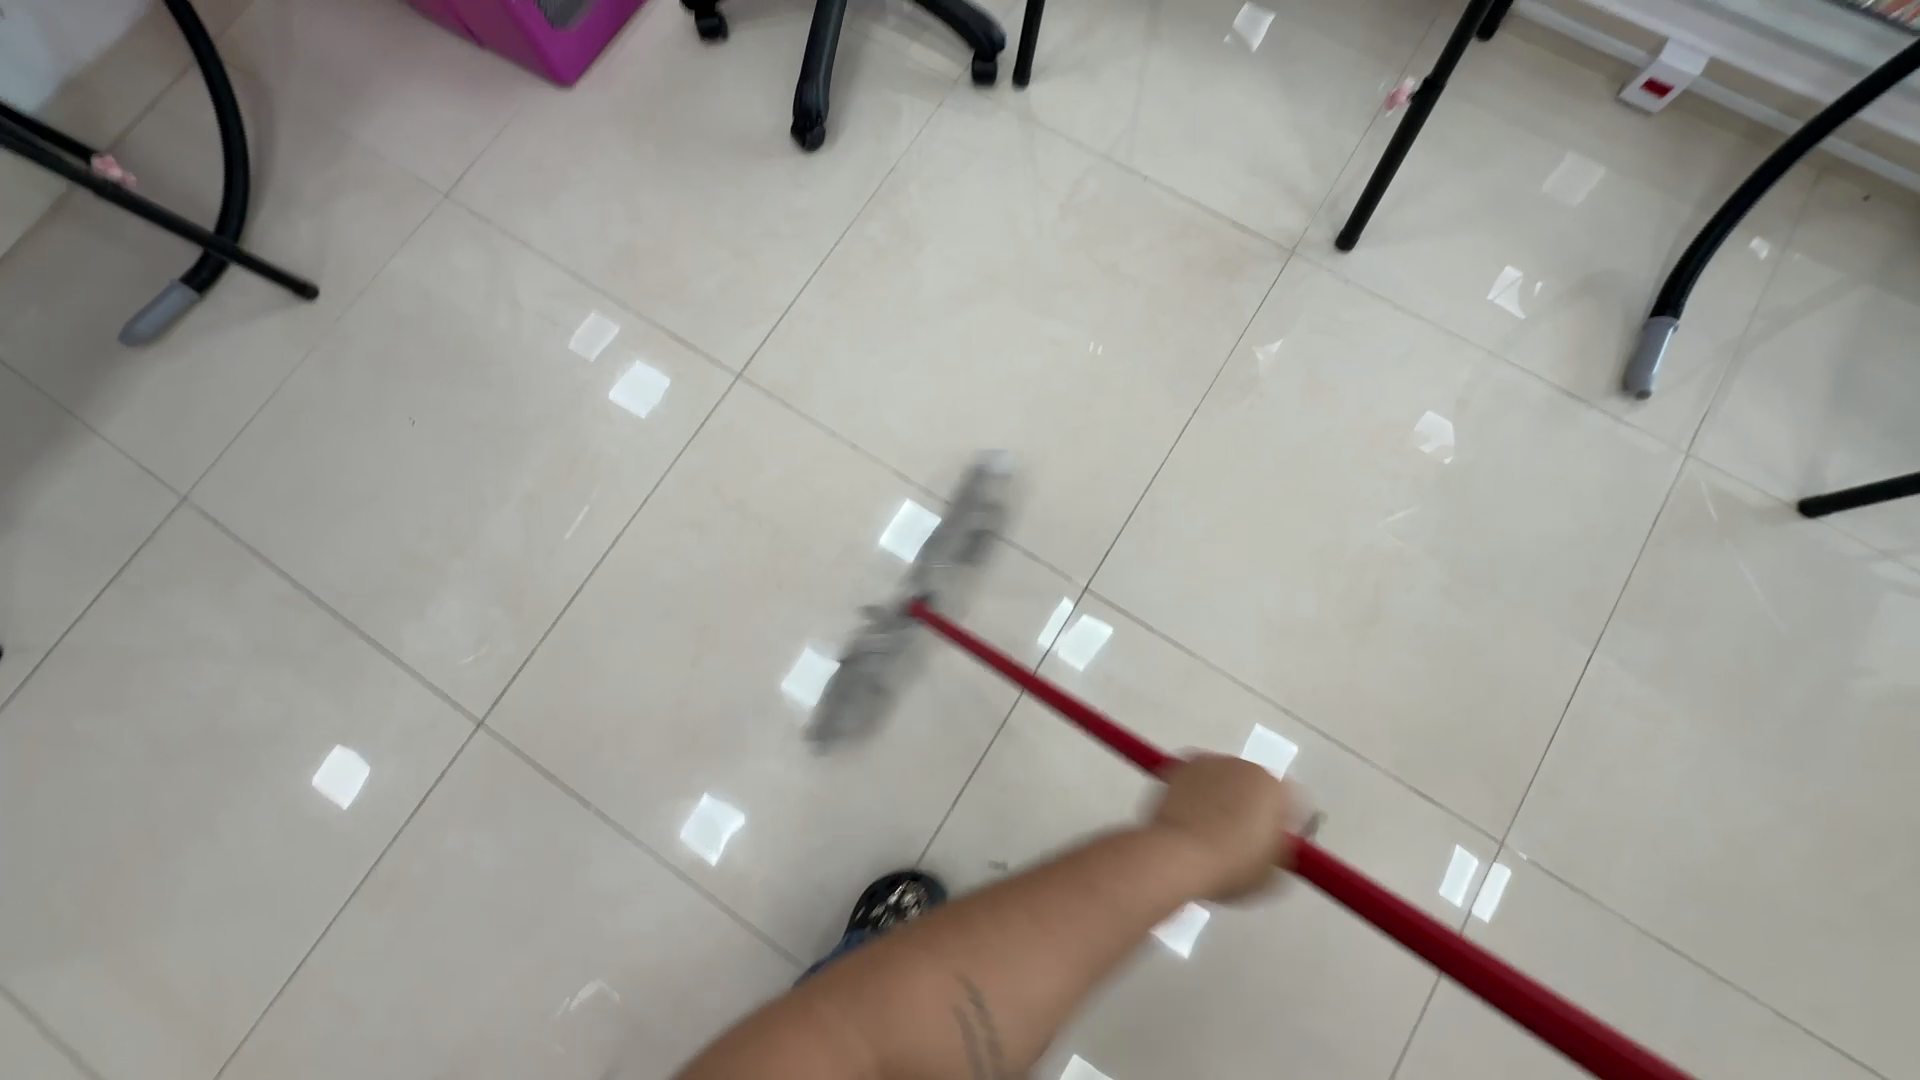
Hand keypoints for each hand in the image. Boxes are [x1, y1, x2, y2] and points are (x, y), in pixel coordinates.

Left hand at [1147, 754, 1299, 902]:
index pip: (1291, 801)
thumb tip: (1277, 840)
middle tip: (1239, 835)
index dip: (1282, 823)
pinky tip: (1189, 817)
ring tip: (1208, 827)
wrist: (1179, 854)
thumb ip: (1283, 848)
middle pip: (1255, 785)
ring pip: (1224, 778)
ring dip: (1222, 794)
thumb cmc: (1232, 866)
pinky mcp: (1179, 764)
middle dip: (1251, 804)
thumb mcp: (1274, 870)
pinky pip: (1196, 779)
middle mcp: (1246, 766)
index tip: (1272, 842)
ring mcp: (1210, 762)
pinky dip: (1195, 791)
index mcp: (1277, 788)